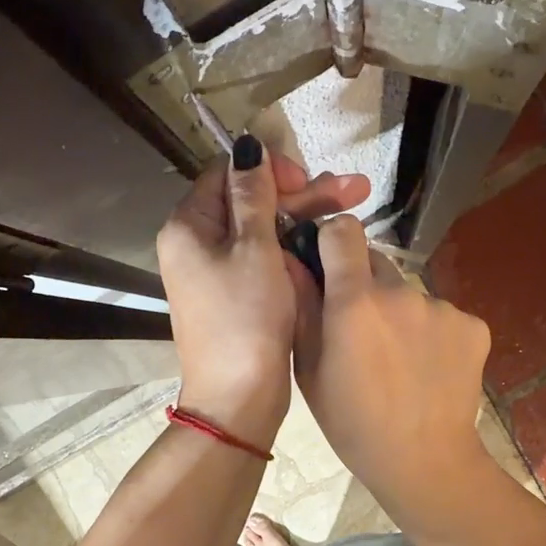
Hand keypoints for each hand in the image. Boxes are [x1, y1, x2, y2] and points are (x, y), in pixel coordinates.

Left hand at [157, 136, 369, 442]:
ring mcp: (218, 275)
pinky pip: (266, 262)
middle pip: (251, 204)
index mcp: (189, 227)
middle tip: (356, 189)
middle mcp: (197, 246)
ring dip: (305, 220)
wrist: (238, 399)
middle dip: (302, 196)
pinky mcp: (239, 300)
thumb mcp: (255, 250)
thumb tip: (247, 147)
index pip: (227, 174)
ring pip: (264, 233)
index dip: (271, 170)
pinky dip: (296, 251)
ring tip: (355, 207)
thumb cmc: (246, 321)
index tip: (308, 182)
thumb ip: (254, 196)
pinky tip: (330, 244)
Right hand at [295, 215, 493, 510]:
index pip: (343, 232)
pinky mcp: (473, 327)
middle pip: (378, 265)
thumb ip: (302, 309)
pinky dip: (435, 336)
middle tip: (363, 335)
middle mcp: (401, 292)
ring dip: (402, 315)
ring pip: (412, 296)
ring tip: (400, 364)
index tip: (328, 266)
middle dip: (365, 288)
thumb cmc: (353, 426)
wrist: (425, 463)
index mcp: (355, 301)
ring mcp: (443, 308)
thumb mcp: (310, 372)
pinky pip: (445, 318)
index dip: (332, 243)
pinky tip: (430, 372)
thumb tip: (290, 260)